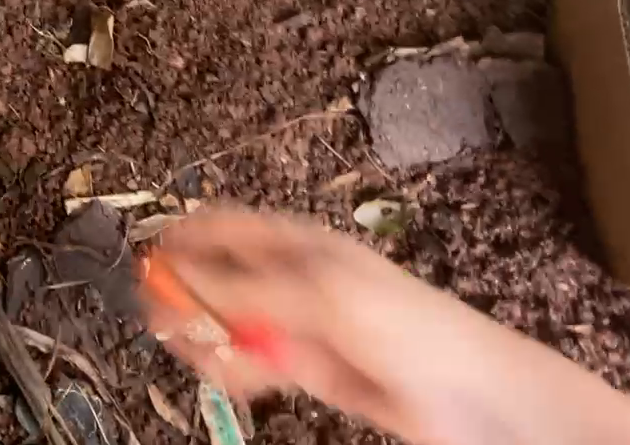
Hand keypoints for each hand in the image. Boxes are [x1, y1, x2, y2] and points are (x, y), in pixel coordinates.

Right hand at [139, 209, 629, 444]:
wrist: (481, 402)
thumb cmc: (398, 322)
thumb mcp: (317, 295)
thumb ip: (244, 289)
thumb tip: (177, 275)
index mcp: (292, 242)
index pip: (222, 227)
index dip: (184, 237)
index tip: (148, 258)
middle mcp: (288, 276)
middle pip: (220, 276)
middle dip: (188, 294)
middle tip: (155, 317)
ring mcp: (297, 323)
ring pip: (233, 322)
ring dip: (207, 334)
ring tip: (186, 350)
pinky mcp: (309, 370)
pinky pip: (257, 362)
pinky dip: (234, 368)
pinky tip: (222, 372)